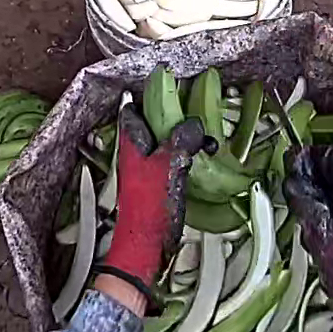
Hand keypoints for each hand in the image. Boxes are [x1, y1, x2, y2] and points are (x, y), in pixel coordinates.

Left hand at [101, 104, 211, 290]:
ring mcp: (143, 168)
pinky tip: (197, 160)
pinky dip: (182, 156)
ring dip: (180, 138)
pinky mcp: (154, 183)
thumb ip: (182, 140)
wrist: (146, 247)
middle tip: (192, 113)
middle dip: (171, 117)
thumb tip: (193, 124)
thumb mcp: (171, 166)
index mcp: (132, 142)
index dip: (150, 95)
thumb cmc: (150, 209)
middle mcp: (134, 153)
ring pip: (161, 141)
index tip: (169, 84)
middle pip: (151, 122)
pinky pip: (168, 159)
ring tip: (201, 139)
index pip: (134, 107)